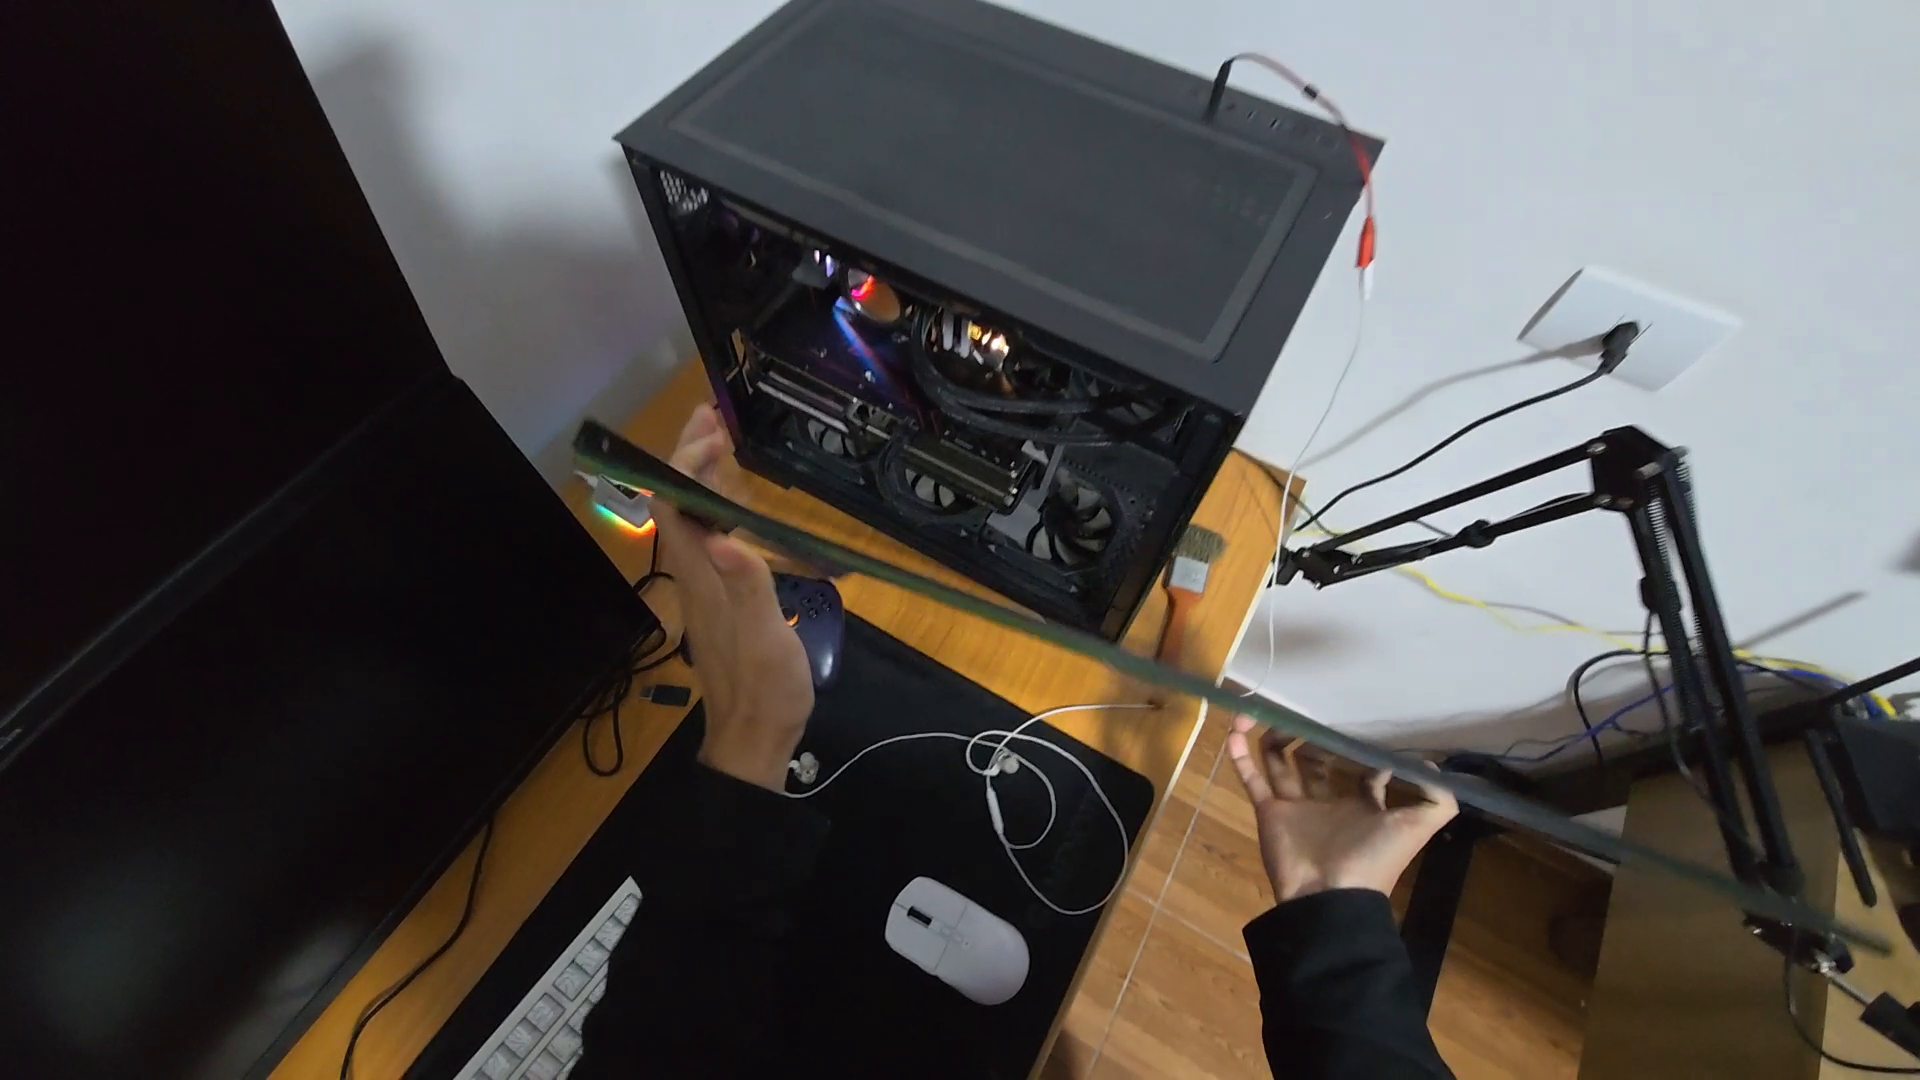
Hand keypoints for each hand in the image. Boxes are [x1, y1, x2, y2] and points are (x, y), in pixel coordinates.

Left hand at [654, 405, 814, 790]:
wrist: (755, 733)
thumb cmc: (766, 687)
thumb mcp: (766, 637)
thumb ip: (749, 586)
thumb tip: (725, 538)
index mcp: (702, 576)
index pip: (675, 506)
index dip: (685, 463)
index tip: (715, 433)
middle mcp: (697, 574)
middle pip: (678, 504)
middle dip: (689, 457)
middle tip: (715, 418)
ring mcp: (707, 586)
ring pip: (694, 520)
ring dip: (703, 478)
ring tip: (726, 446)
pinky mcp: (722, 597)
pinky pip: (713, 538)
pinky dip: (722, 507)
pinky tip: (745, 506)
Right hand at [1226, 714, 1457, 902]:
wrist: (1329, 895)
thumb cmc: (1373, 857)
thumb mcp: (1417, 827)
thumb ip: (1437, 799)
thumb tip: (1432, 763)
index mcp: (1363, 806)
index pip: (1362, 770)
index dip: (1360, 748)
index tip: (1354, 722)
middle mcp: (1328, 802)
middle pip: (1316, 760)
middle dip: (1312, 738)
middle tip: (1305, 715)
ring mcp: (1295, 806)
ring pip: (1280, 763)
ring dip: (1272, 739)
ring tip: (1266, 716)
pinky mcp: (1269, 811)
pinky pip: (1251, 779)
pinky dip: (1241, 757)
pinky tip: (1235, 733)